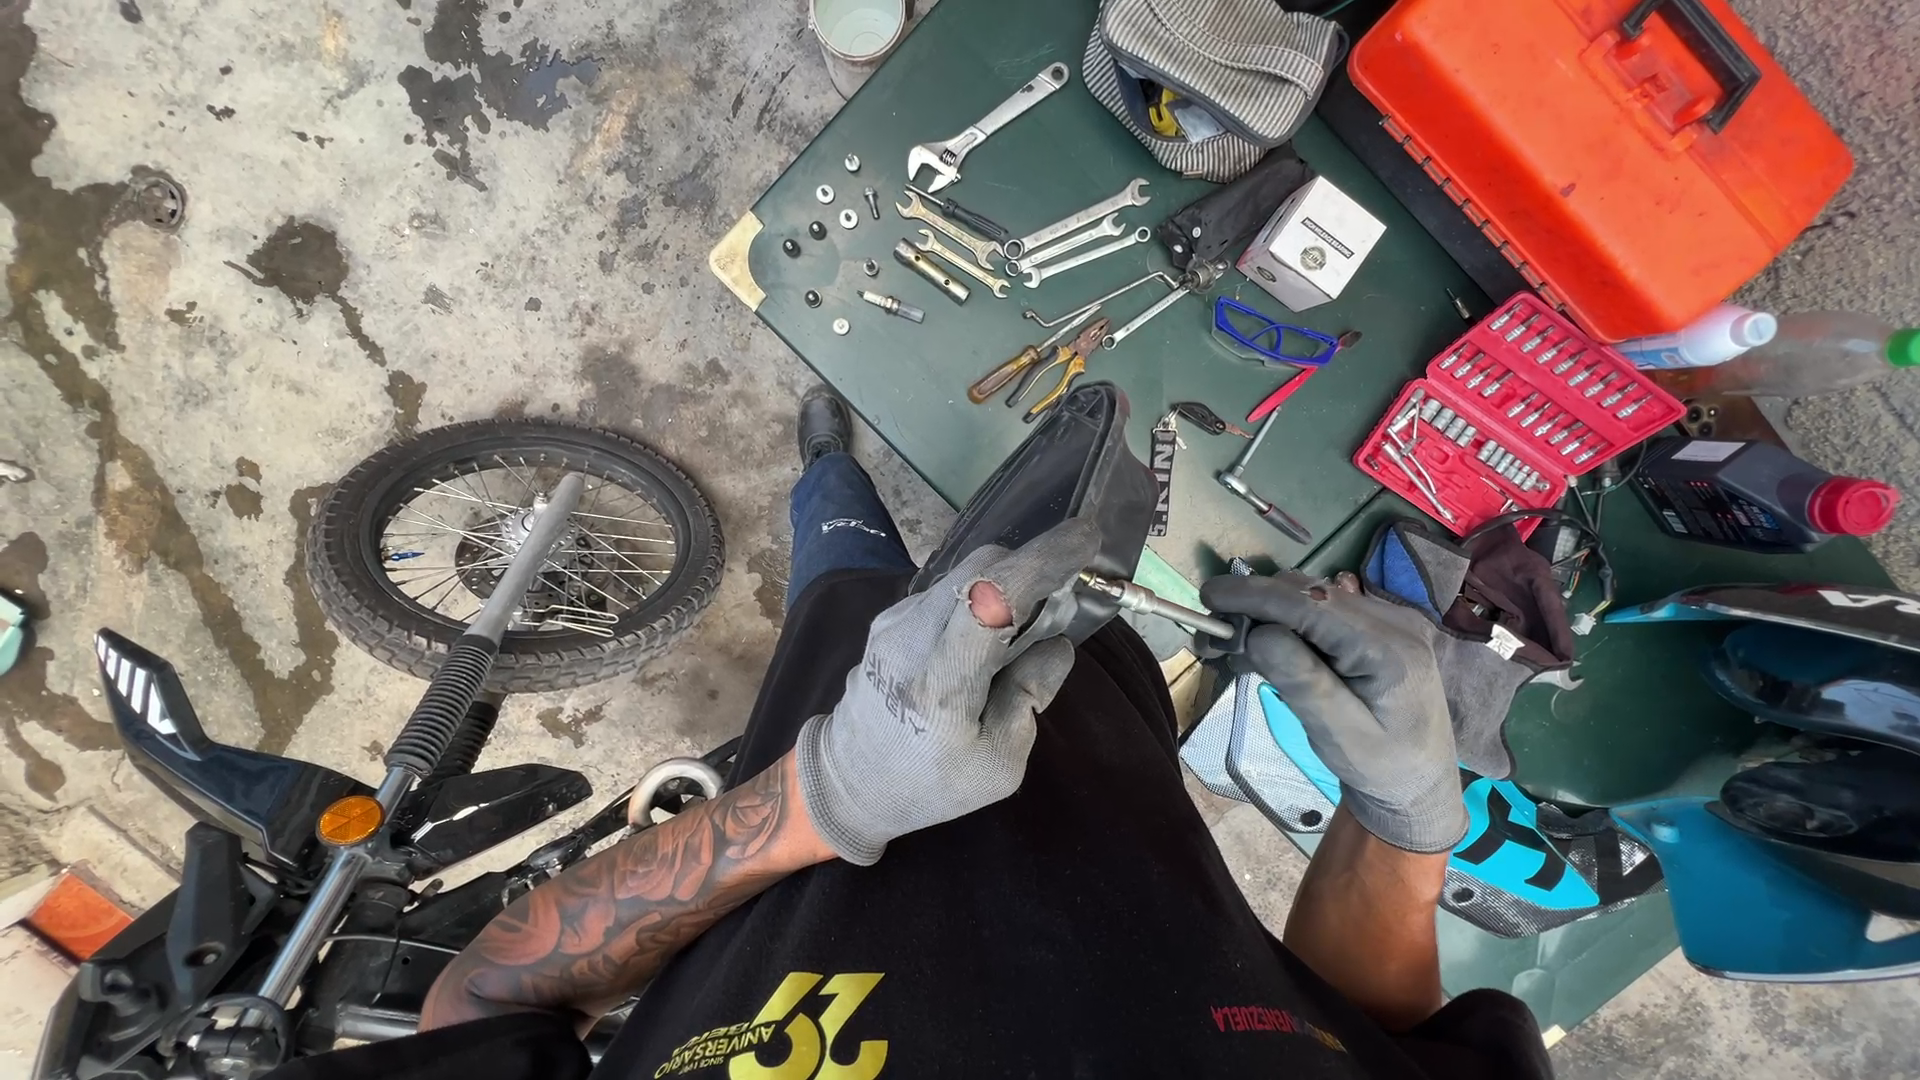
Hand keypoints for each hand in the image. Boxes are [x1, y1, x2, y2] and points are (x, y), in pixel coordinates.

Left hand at [796, 519, 1099, 863]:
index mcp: (940, 685)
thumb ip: (1030, 696)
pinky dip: (980, 593)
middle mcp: (909, 639)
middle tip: (1066, 588)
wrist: (849, 780)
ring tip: (1028, 618)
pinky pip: (947, 587)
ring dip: (1006, 579)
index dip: (1042, 560)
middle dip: (1030, 563)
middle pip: (979, 566)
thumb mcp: (998, 764)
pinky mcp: (889, 618)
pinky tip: (990, 630)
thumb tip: (1056, 642)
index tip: (1086, 537)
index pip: (991, 599)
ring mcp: (893, 622)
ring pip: (963, 571)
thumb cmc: (930, 784)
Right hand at [1201, 571, 1464, 852]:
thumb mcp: (1338, 734)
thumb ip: (1303, 682)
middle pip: (1305, 592)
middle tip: (1211, 639)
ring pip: (1305, 596)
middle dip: (1250, 606)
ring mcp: (1384, 618)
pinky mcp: (1371, 625)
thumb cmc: (1379, 766)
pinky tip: (1258, 650)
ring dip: (1260, 614)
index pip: (1310, 604)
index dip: (1254, 595)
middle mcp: (1391, 621)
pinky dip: (1278, 623)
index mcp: (1389, 650)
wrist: (1419, 780)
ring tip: (1228, 648)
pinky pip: (1314, 610)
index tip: (1208, 597)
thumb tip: (1258, 634)